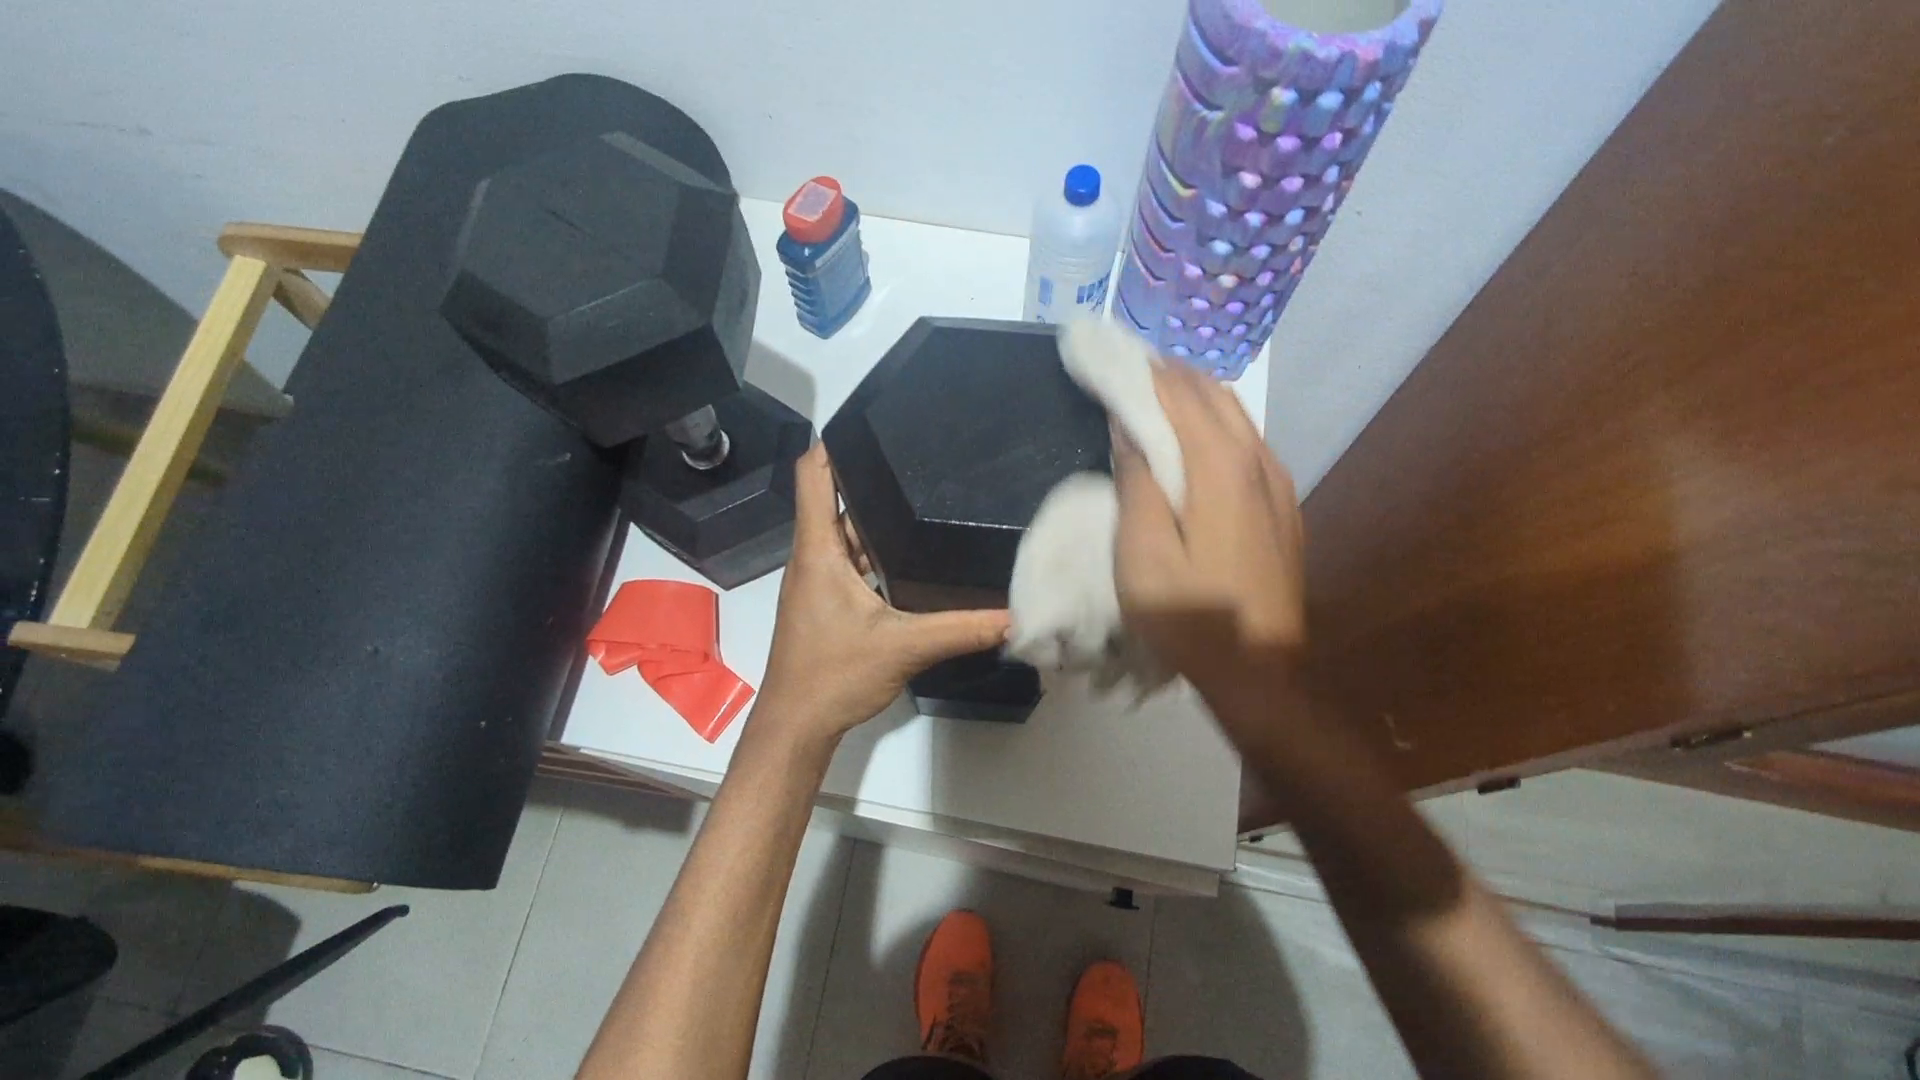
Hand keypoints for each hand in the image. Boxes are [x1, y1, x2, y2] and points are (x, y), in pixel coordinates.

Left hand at [755, 444, 1010, 746]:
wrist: (795, 725)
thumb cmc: (834, 675)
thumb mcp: (905, 647)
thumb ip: (963, 629)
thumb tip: (1016, 616)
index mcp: (819, 551)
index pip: (813, 476)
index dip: (834, 442)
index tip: (871, 421)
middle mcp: (812, 558)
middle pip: (833, 500)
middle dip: (870, 476)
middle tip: (918, 456)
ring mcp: (815, 582)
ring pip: (842, 534)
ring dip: (873, 517)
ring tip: (921, 495)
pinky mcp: (823, 603)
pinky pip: (847, 561)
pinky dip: (872, 550)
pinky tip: (907, 555)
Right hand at [1112, 364, 1305, 717]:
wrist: (1258, 669)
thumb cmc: (1189, 615)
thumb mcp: (1143, 553)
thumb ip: (1137, 480)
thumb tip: (1128, 424)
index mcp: (1222, 467)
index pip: (1180, 395)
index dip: (1143, 372)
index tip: (1110, 356)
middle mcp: (1259, 461)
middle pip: (1214, 395)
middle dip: (1171, 376)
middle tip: (1128, 371)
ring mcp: (1279, 484)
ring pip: (1237, 417)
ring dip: (1196, 399)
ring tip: (1155, 397)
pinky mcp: (1284, 507)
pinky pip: (1249, 445)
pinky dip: (1217, 427)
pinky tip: (1196, 443)